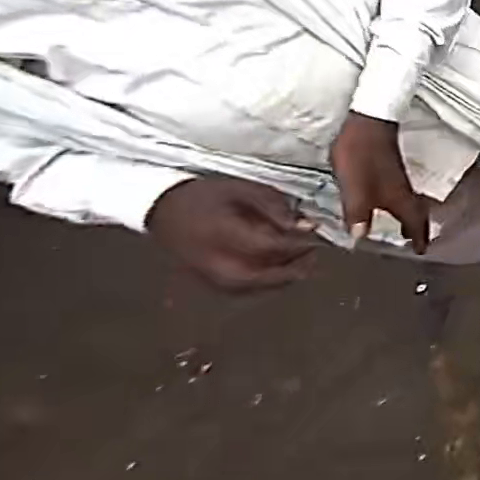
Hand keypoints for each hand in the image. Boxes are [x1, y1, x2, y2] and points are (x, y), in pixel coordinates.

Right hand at [145, 175, 318, 291]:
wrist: (163, 209)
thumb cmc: (207, 196)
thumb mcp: (246, 189)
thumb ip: (276, 207)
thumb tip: (304, 225)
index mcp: (219, 233)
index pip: (266, 246)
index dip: (296, 243)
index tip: (316, 234)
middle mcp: (211, 260)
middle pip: (258, 276)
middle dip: (292, 269)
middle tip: (315, 254)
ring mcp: (206, 275)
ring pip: (251, 287)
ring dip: (282, 278)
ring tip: (304, 262)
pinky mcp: (207, 280)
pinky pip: (241, 289)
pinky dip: (266, 283)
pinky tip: (282, 271)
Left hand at [329, 111, 430, 250]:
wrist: (369, 122)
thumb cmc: (363, 156)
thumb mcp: (355, 188)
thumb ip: (357, 214)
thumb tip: (360, 238)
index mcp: (398, 198)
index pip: (415, 222)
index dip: (419, 238)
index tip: (422, 250)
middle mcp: (404, 190)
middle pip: (418, 213)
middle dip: (419, 228)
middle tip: (418, 241)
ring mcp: (399, 178)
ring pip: (412, 204)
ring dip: (412, 217)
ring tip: (406, 228)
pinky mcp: (391, 169)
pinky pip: (403, 195)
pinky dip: (403, 205)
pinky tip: (391, 205)